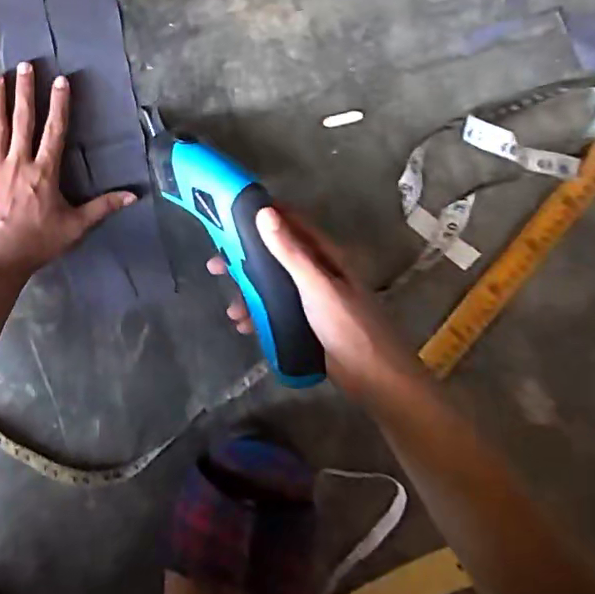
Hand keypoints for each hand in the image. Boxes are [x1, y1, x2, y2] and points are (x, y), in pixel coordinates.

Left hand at [0, 61, 135, 280]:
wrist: (0, 260)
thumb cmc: (39, 242)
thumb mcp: (76, 226)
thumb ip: (102, 207)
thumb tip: (133, 195)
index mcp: (44, 170)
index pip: (55, 130)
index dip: (59, 103)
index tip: (60, 80)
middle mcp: (19, 161)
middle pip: (23, 120)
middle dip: (25, 91)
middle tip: (25, 65)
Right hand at [206, 207, 410, 398]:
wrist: (378, 382)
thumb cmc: (349, 327)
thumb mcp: (316, 286)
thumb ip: (289, 251)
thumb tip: (264, 212)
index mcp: (326, 256)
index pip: (292, 223)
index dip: (264, 215)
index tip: (231, 214)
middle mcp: (319, 272)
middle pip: (275, 256)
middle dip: (245, 260)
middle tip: (216, 265)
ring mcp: (313, 299)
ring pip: (273, 286)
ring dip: (249, 293)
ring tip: (230, 309)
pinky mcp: (308, 324)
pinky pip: (276, 312)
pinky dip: (259, 315)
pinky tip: (245, 326)